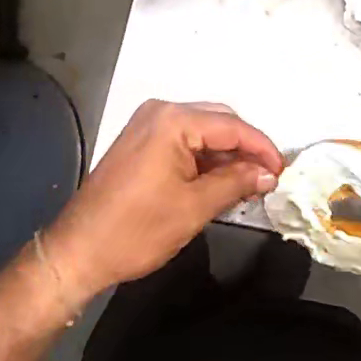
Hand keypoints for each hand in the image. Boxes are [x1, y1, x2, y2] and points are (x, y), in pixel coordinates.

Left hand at [45, 100, 282, 299]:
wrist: (78, 249)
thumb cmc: (137, 229)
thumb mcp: (194, 208)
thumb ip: (236, 183)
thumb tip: (268, 173)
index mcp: (173, 120)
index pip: (231, 125)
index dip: (261, 147)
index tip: (282, 170)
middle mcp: (160, 110)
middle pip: (217, 120)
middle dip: (244, 147)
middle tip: (267, 177)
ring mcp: (147, 123)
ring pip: (201, 129)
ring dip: (224, 153)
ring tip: (247, 183)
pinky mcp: (140, 139)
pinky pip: (182, 138)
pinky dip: (202, 156)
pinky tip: (217, 179)